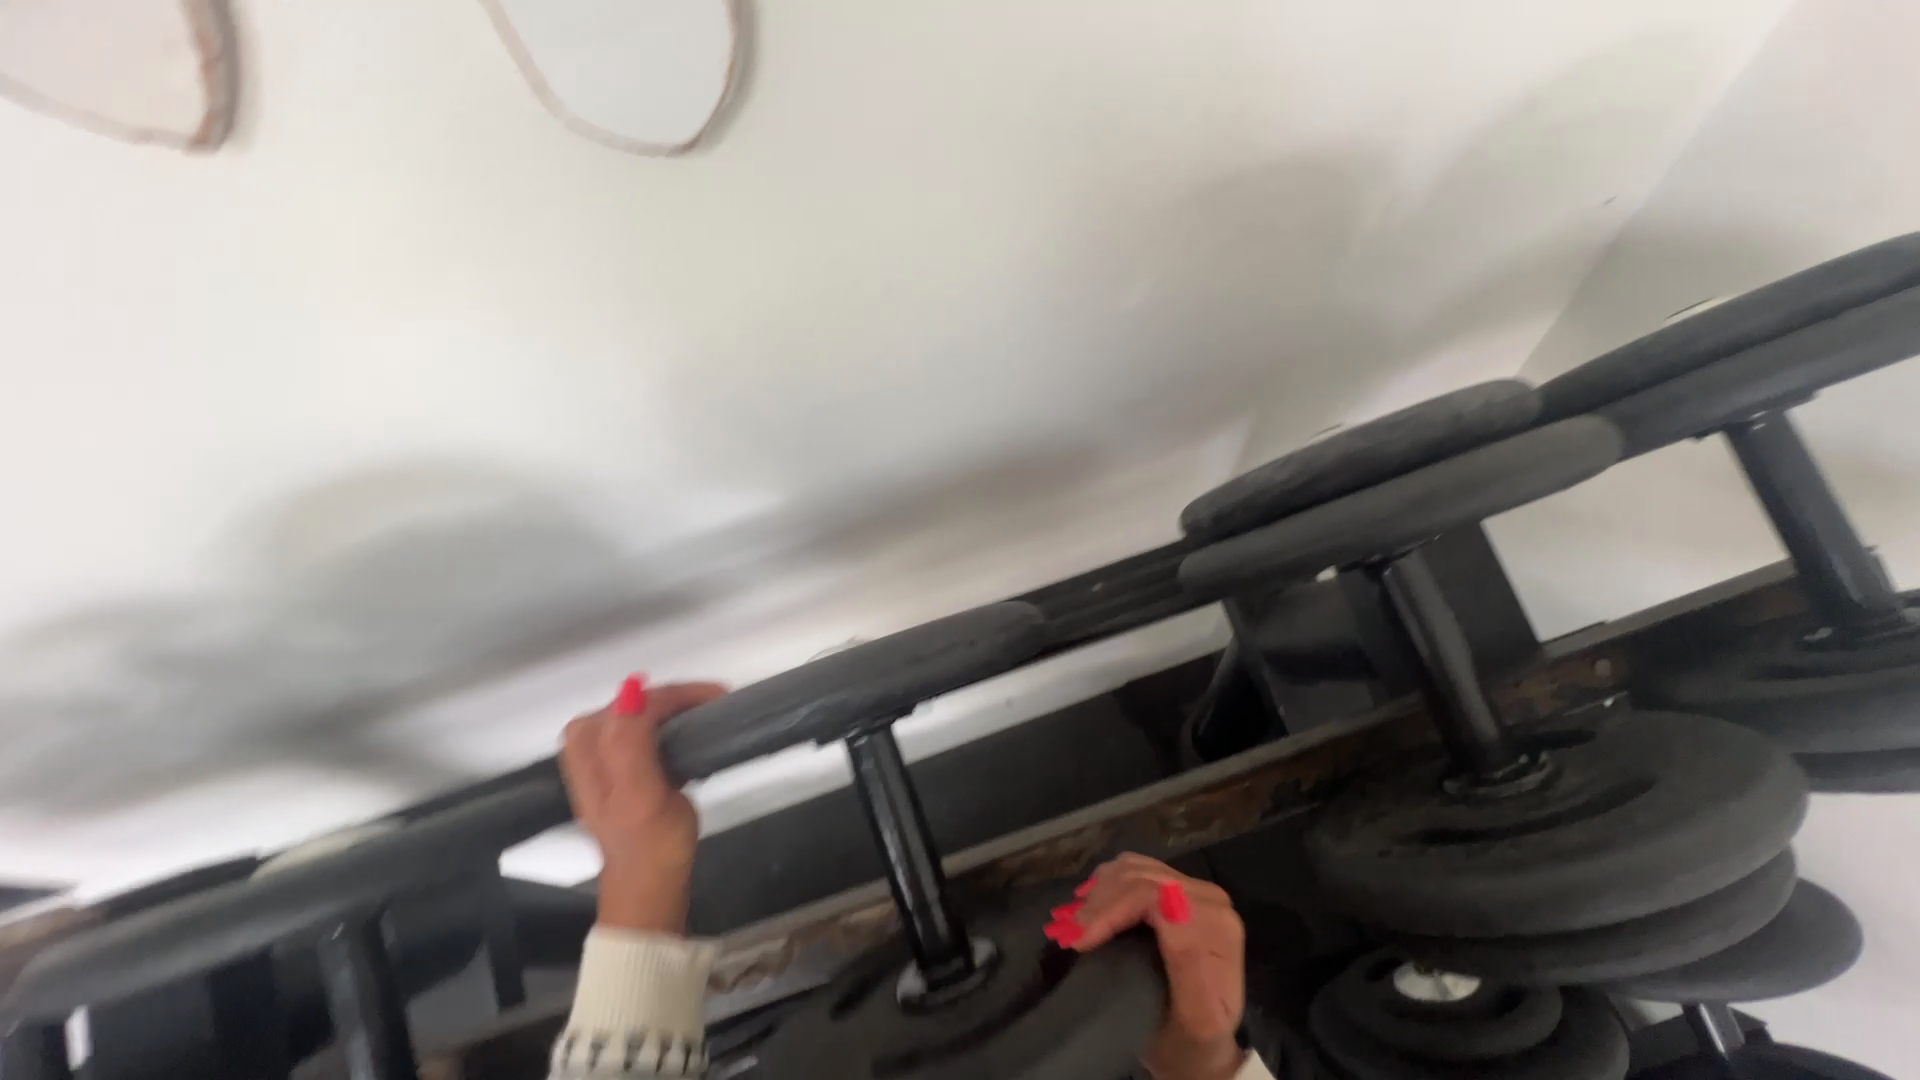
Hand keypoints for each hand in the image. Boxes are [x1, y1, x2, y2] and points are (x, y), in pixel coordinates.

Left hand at [561, 676, 728, 934]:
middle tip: (718, 704)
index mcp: (589, 750)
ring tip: (710, 715)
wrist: (650, 884)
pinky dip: (672, 724)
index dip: (676, 695)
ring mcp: (604, 756)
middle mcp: (589, 746)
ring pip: (642, 710)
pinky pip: (647, 726)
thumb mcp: (641, 795)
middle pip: (636, 700)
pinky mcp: (622, 767)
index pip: (634, 701)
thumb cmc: (652, 844)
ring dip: (677, 708)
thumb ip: (631, 743)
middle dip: (676, 697)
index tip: (720, 699)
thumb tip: (632, 691)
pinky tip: (693, 734)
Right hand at [1049, 854, 1246, 1079]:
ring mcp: (1193, 889)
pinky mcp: (1178, 888)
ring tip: (1076, 924)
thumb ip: (1187, 958)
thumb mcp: (1196, 1016)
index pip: (1153, 894)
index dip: (1111, 909)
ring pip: (1133, 868)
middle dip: (1099, 903)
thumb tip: (1164, 906)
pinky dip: (1107, 884)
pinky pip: (1135, 868)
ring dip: (1099, 892)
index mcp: (1216, 925)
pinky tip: (1091, 905)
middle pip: (1140, 877)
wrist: (1200, 1046)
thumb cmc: (1193, 1039)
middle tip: (1067, 934)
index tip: (1079, 941)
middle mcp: (1209, 899)